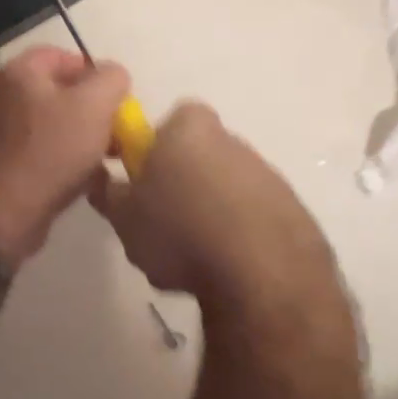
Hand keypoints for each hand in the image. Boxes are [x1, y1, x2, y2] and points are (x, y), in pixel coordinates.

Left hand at [0, 47, 130, 267]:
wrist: (6, 212)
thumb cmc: (52, 150)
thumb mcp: (94, 106)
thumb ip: (111, 79)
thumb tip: (113, 75)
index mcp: (19, 73)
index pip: (60, 54)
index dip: (93, 70)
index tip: (116, 97)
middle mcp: (3, 96)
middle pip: (58, 90)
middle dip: (93, 108)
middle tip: (117, 129)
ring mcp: (0, 130)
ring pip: (53, 123)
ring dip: (84, 136)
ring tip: (109, 156)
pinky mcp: (4, 162)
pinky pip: (42, 150)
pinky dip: (66, 158)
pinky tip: (86, 178)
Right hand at [90, 103, 349, 331]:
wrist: (264, 280)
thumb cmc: (180, 233)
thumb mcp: (123, 218)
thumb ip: (107, 193)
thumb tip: (100, 178)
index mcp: (190, 131)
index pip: (174, 118)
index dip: (157, 145)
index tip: (145, 177)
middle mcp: (234, 142)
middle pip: (202, 153)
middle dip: (184, 180)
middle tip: (163, 219)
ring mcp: (271, 178)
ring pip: (230, 187)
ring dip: (214, 210)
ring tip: (196, 254)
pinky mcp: (297, 215)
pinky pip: (258, 218)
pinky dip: (243, 235)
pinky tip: (228, 269)